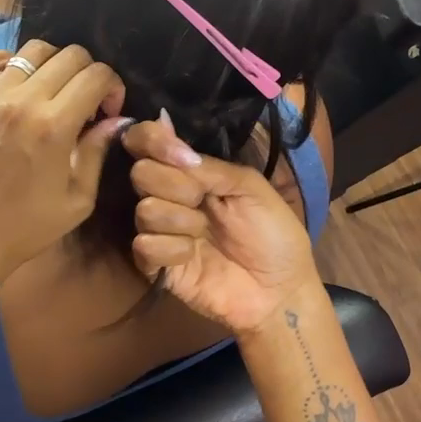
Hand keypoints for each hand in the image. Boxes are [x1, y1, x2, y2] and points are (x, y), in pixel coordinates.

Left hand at [0, 40, 126, 285]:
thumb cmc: (29, 226)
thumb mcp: (79, 198)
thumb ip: (98, 150)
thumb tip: (116, 118)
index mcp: (55, 126)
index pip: (96, 75)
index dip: (112, 87)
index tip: (108, 110)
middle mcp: (22, 102)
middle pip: (69, 56)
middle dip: (88, 72)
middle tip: (85, 101)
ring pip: (30, 50)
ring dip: (52, 63)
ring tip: (53, 89)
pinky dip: (2, 59)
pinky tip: (14, 78)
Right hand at [124, 117, 320, 333]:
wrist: (279, 290)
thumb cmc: (273, 234)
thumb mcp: (250, 187)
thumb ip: (209, 165)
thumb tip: (165, 131)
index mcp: (189, 171)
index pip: (147, 140)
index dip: (153, 141)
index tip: (182, 157)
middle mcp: (167, 195)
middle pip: (141, 173)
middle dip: (177, 187)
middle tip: (204, 203)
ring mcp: (158, 229)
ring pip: (145, 210)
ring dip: (180, 221)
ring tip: (204, 234)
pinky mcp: (153, 264)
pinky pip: (144, 245)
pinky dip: (172, 250)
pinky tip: (193, 256)